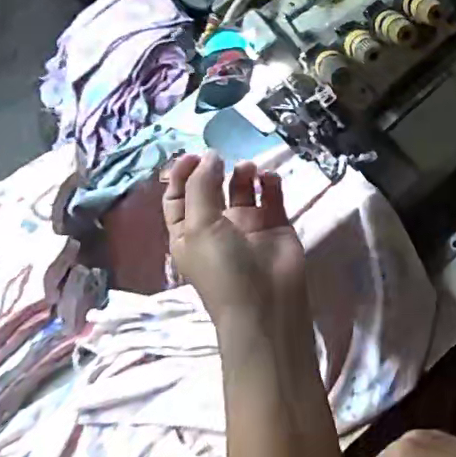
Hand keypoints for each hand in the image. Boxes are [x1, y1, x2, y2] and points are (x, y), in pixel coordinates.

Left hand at [162, 152, 306, 337]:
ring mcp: (248, 225)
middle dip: (215, 170)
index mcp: (188, 231)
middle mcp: (216, 226)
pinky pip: (271, 196)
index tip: (195, 155)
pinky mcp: (275, 224)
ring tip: (249, 170)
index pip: (179, 196)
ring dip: (244, 174)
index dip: (183, 174)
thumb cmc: (222, 267)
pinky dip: (270, 183)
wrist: (266, 301)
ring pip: (243, 189)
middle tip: (223, 156)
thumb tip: (210, 156)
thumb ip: (202, 187)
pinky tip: (269, 179)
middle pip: (212, 188)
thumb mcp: (198, 226)